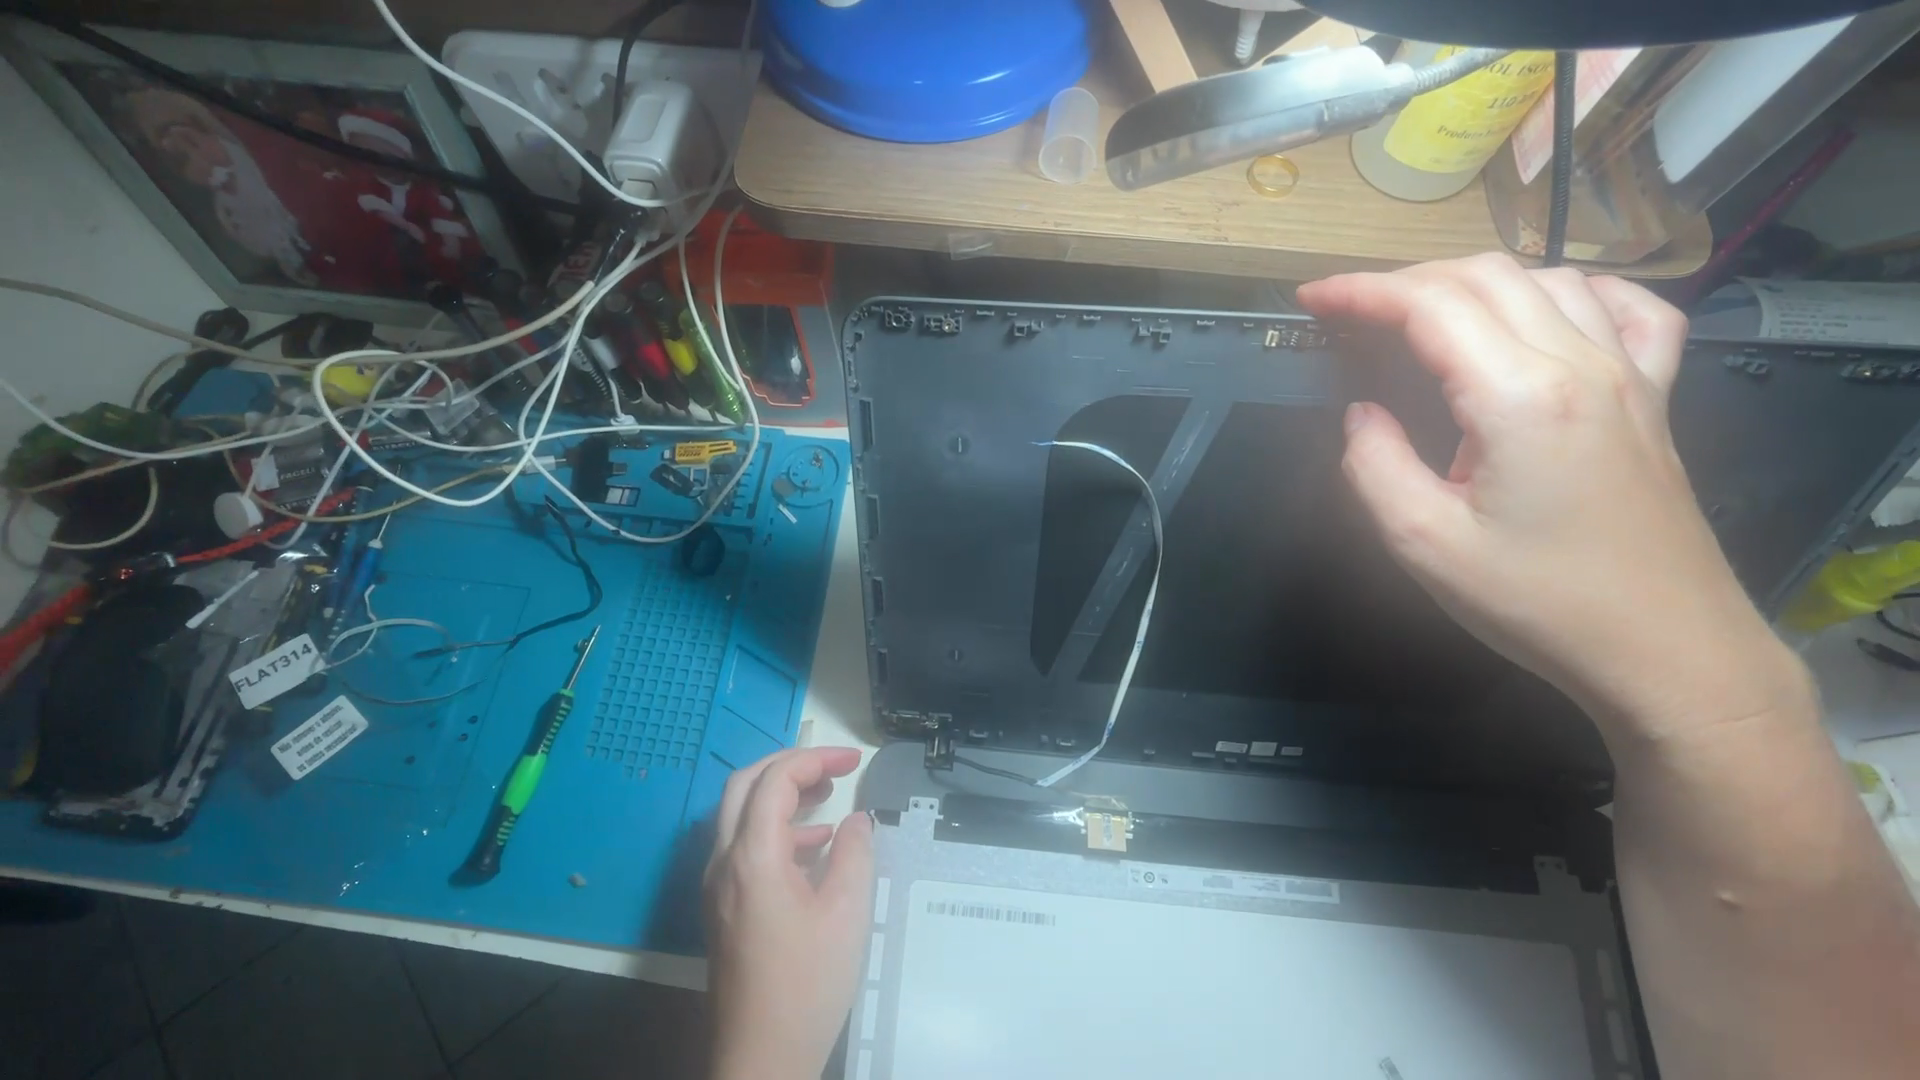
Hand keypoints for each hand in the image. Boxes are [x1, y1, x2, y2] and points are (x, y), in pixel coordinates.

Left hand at [705, 747, 873, 1079]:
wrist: (761, 1056)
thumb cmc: (807, 983)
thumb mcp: (847, 913)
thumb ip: (854, 853)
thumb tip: (856, 819)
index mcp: (752, 856)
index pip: (775, 780)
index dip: (815, 759)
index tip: (854, 761)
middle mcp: (724, 862)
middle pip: (745, 785)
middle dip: (791, 766)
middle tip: (834, 769)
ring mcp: (718, 885)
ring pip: (740, 815)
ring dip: (781, 795)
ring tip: (829, 797)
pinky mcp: (723, 907)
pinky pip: (744, 846)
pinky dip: (776, 829)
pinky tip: (815, 847)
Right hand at [1297, 254, 1808, 743]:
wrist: (1664, 649)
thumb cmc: (1537, 603)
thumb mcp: (1423, 544)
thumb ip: (1375, 466)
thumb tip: (1362, 414)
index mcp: (1518, 397)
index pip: (1431, 307)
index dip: (1362, 291)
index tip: (1312, 298)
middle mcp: (1581, 364)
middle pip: (1486, 277)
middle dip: (1405, 280)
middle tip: (1351, 310)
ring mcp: (1630, 374)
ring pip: (1548, 280)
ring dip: (1472, 281)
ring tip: (1420, 311)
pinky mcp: (1656, 397)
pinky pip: (1626, 309)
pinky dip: (1572, 291)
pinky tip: (1545, 308)